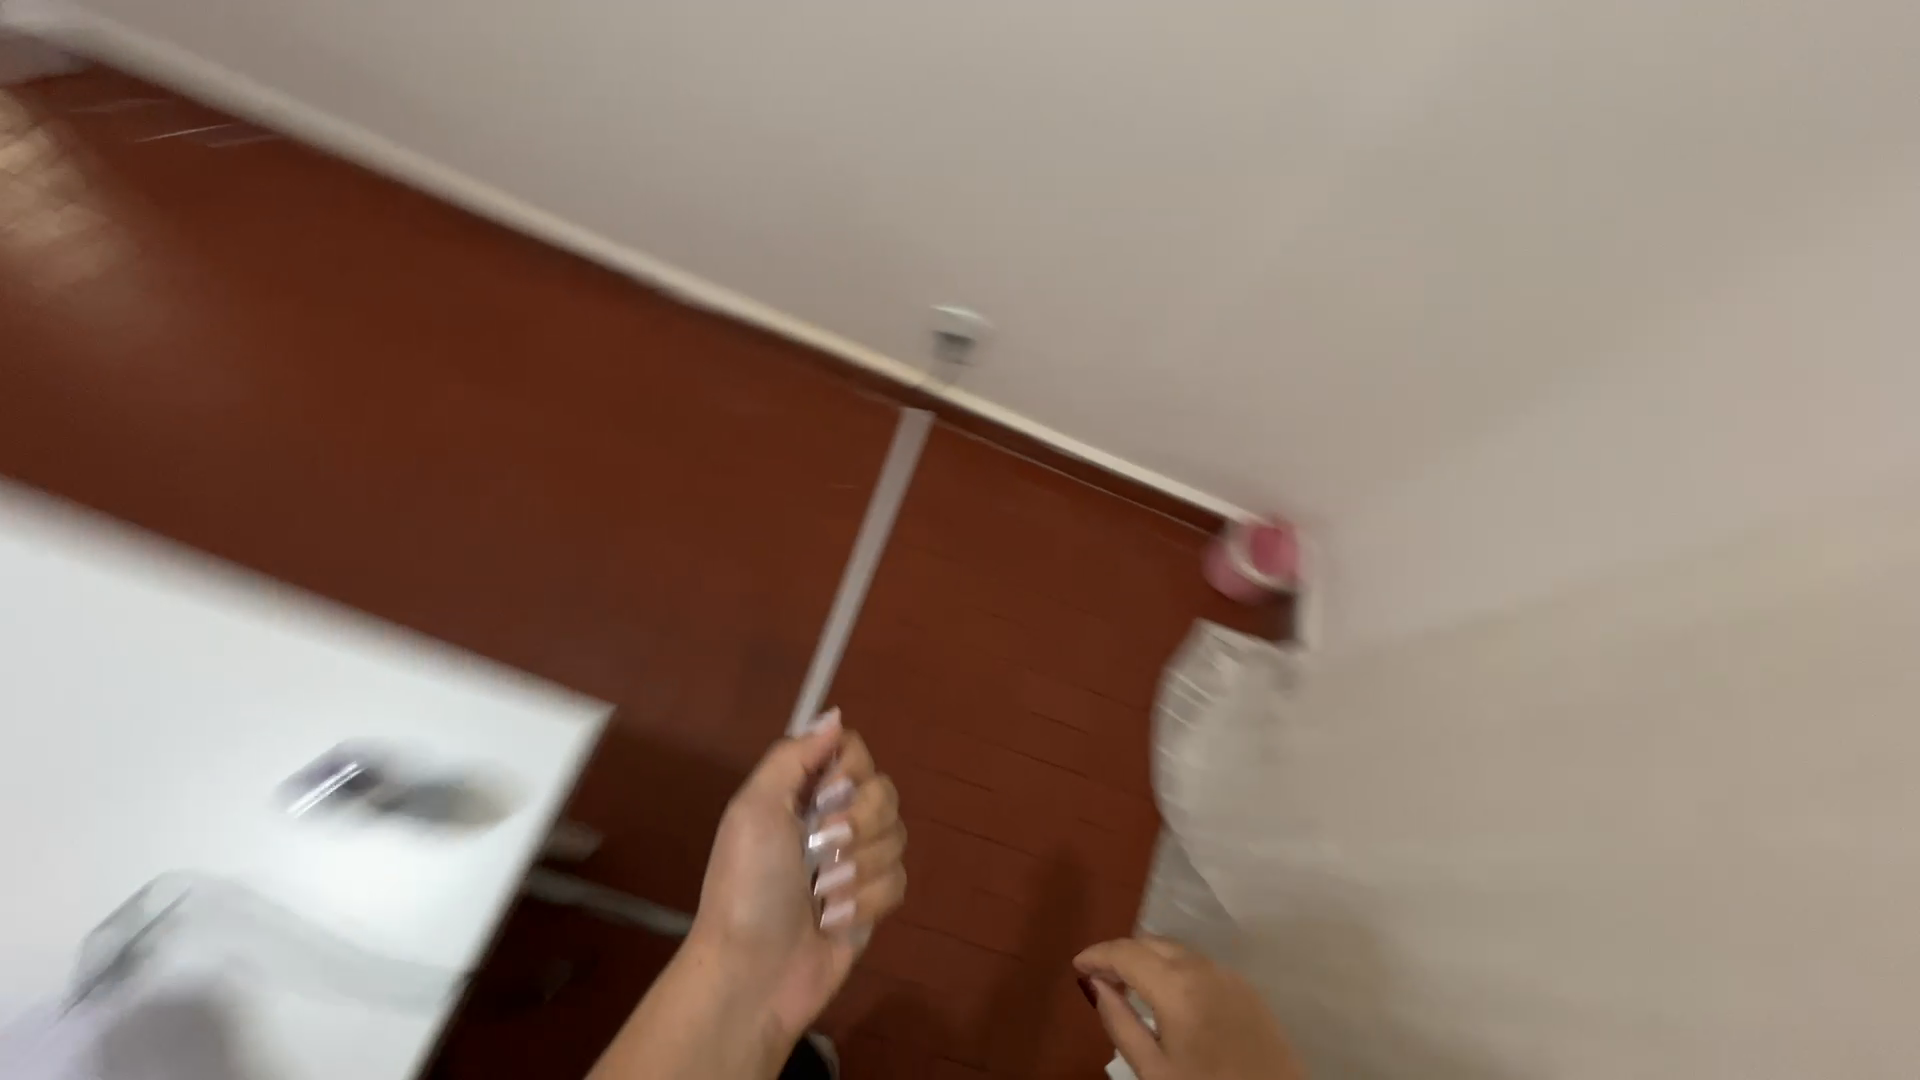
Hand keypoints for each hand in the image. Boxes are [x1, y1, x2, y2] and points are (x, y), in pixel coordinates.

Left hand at [689, 709, 907, 1045]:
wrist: (752, 973)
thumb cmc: (747, 885)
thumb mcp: (755, 808)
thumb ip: (794, 756)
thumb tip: (836, 715)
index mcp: (804, 792)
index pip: (854, 751)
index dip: (850, 771)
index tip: (826, 794)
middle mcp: (834, 818)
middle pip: (885, 791)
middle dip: (857, 824)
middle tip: (820, 848)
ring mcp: (857, 860)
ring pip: (897, 836)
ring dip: (856, 868)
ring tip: (820, 894)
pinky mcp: (873, 900)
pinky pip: (899, 881)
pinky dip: (866, 900)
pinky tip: (833, 918)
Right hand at [1075, 937, 1302, 1079]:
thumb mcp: (1155, 1072)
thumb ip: (1120, 1022)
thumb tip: (1095, 984)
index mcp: (1176, 986)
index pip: (1125, 952)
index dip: (1097, 954)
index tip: (1076, 965)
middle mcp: (1203, 968)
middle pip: (1152, 943)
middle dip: (1122, 953)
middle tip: (1099, 976)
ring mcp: (1230, 977)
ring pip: (1177, 951)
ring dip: (1149, 959)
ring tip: (1130, 985)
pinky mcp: (1249, 992)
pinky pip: (1201, 966)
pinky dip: (1176, 969)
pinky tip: (1169, 997)